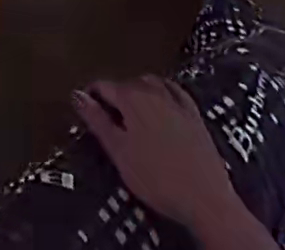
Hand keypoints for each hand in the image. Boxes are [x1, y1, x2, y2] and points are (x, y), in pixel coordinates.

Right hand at [73, 77, 247, 234]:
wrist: (207, 201)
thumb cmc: (157, 178)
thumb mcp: (119, 151)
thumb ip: (96, 120)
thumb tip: (77, 94)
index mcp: (130, 98)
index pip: (102, 86)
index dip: (90, 97)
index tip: (86, 111)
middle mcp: (152, 91)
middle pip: (125, 84)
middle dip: (113, 95)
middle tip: (107, 118)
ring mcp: (176, 101)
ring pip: (149, 83)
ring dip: (137, 90)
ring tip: (131, 110)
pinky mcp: (195, 115)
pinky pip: (175, 91)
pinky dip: (164, 90)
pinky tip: (162, 100)